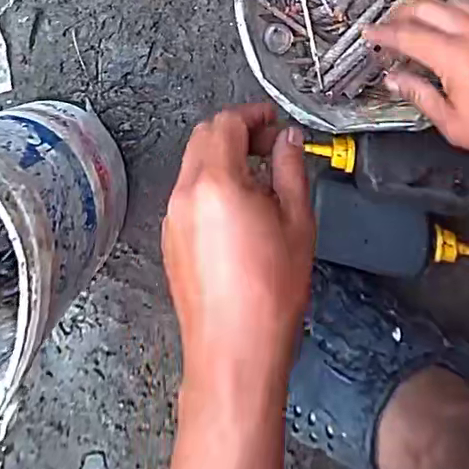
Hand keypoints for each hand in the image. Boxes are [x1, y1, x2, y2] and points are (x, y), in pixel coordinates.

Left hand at [163, 104, 313, 468]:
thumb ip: (291, 168)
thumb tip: (288, 139)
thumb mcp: (296, 221)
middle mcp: (186, 192)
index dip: (254, 115)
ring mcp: (173, 215)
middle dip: (238, 130)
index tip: (274, 121)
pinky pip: (189, 190)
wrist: (233, 353)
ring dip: (224, 155)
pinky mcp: (171, 236)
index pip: (227, 122)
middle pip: (205, 135)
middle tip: (270, 145)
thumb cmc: (268, 295)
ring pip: (194, 161)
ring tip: (260, 179)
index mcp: (216, 182)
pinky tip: (239, 206)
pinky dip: (212, 181)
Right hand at [365, 0, 468, 175]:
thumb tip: (396, 79)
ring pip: (454, 2)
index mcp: (458, 59)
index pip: (408, 34)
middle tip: (389, 25)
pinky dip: (457, 15)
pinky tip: (454, 31)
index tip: (370, 33)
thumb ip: (420, 95)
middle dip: (402, 13)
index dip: (383, 33)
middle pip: (428, 7)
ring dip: (430, 8)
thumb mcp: (455, 125)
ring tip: (418, 22)